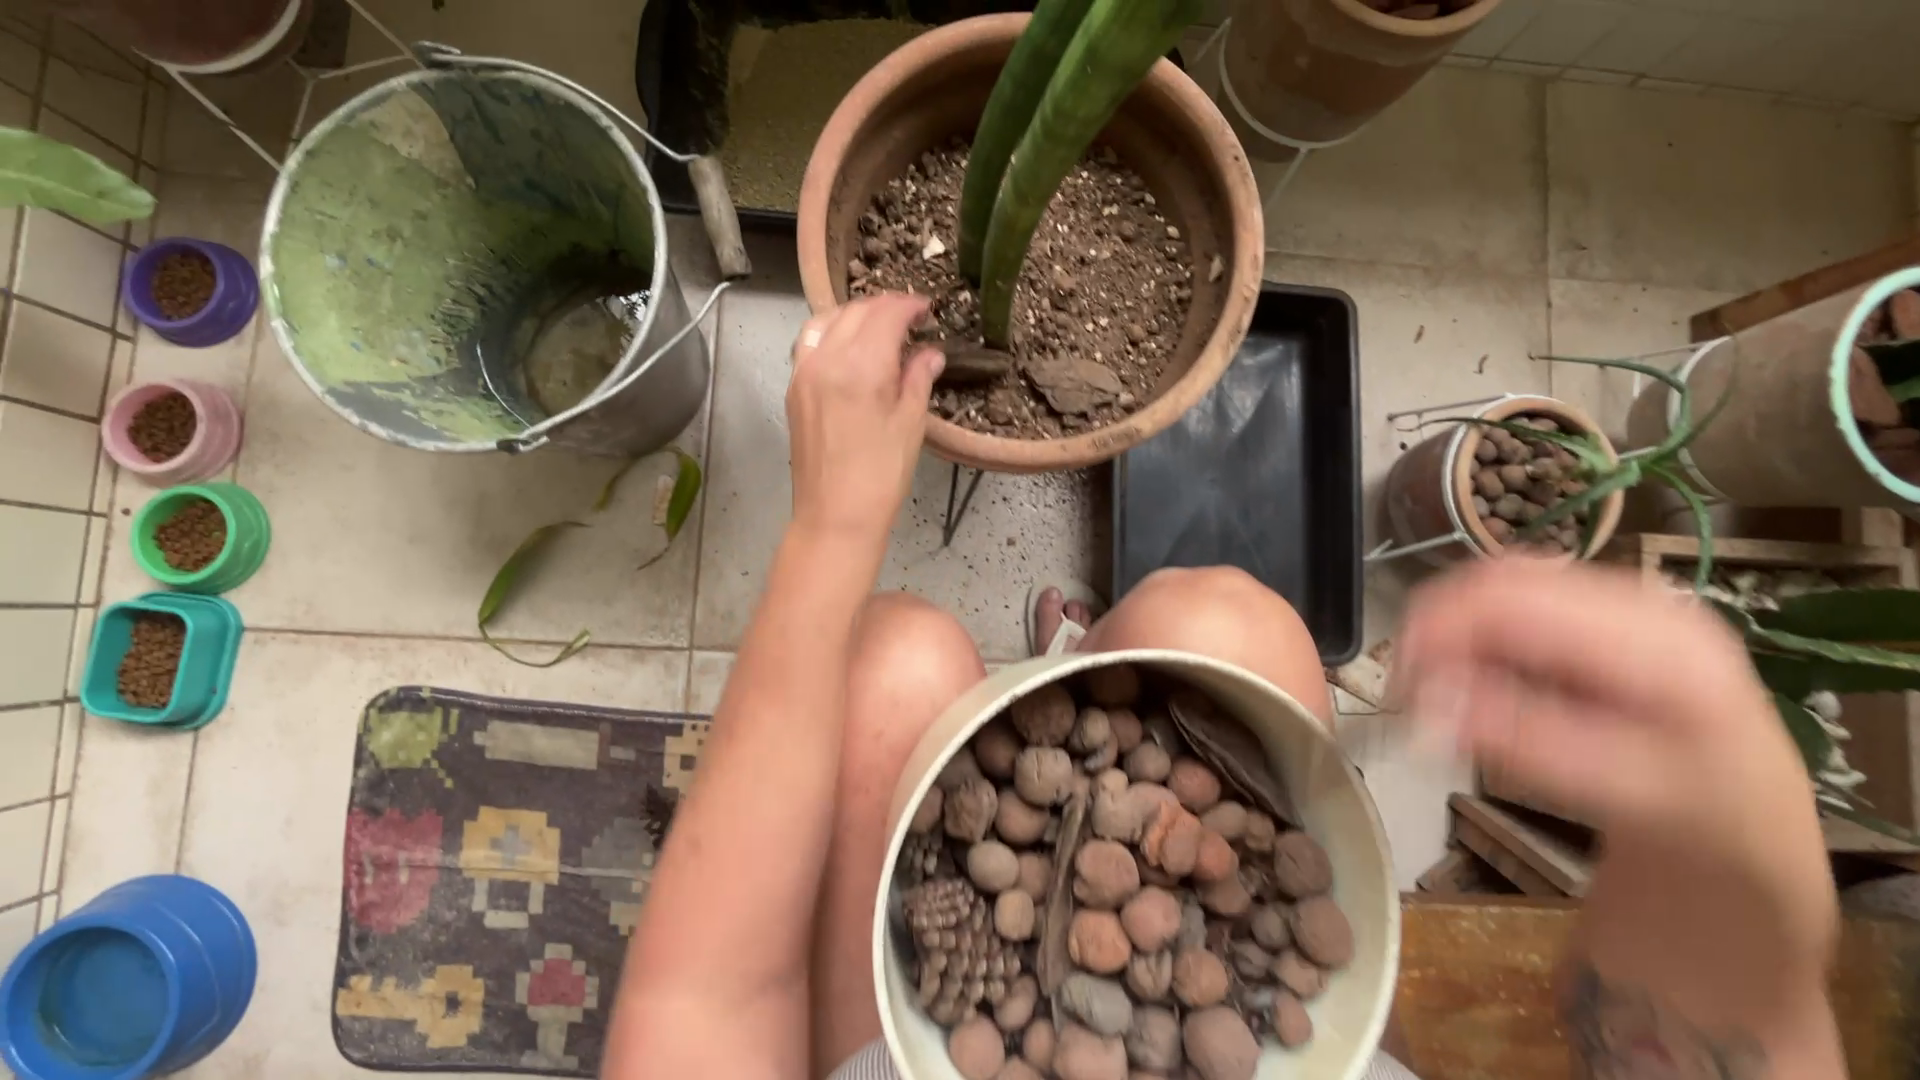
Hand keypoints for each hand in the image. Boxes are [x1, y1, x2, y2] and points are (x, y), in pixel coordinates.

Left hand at [787, 294, 944, 543]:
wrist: (835, 515)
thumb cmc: (880, 475)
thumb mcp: (911, 424)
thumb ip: (918, 379)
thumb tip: (929, 353)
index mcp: (862, 366)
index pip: (886, 314)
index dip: (909, 305)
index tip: (926, 309)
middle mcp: (826, 359)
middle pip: (855, 311)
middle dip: (884, 307)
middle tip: (909, 318)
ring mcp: (803, 373)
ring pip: (826, 321)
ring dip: (854, 315)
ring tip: (877, 328)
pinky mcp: (793, 391)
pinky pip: (809, 344)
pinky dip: (830, 333)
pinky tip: (848, 348)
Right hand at [1393, 558, 1826, 896]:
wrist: (1743, 805)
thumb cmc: (1693, 807)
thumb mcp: (1617, 789)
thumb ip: (1523, 742)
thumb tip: (1426, 707)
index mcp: (1659, 641)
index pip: (1518, 599)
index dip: (1439, 628)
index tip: (1399, 683)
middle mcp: (1638, 599)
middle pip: (1500, 579)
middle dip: (1434, 627)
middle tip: (1406, 690)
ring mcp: (1615, 595)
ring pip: (1495, 582)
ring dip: (1447, 629)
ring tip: (1433, 687)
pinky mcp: (1591, 604)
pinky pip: (1508, 597)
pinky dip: (1471, 632)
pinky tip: (1471, 675)